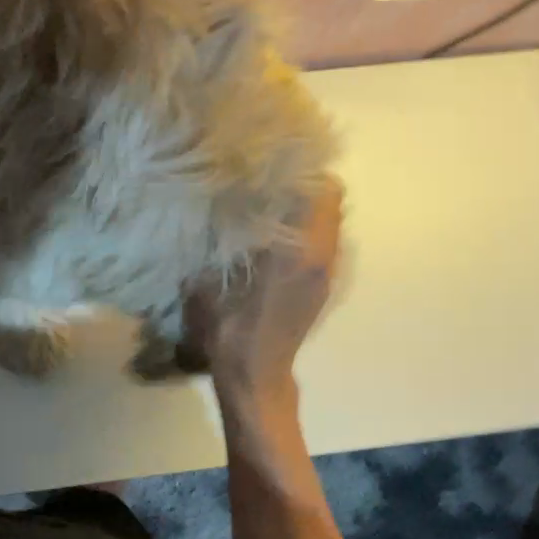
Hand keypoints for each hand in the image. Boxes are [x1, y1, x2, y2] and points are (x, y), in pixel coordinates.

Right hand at [187, 177, 343, 396]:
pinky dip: (308, 229)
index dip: (301, 169)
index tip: (271, 160)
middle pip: (331, 200)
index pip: (321, 191)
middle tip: (269, 177)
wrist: (257, 377)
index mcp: (297, 252)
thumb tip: (210, 212)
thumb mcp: (207, 287)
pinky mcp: (323, 285)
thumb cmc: (230, 333)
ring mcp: (327, 272)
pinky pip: (325, 241)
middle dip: (304, 183)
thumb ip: (213, 247)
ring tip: (272, 202)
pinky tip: (276, 236)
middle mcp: (322, 256)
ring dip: (307, 207)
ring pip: (331, 221)